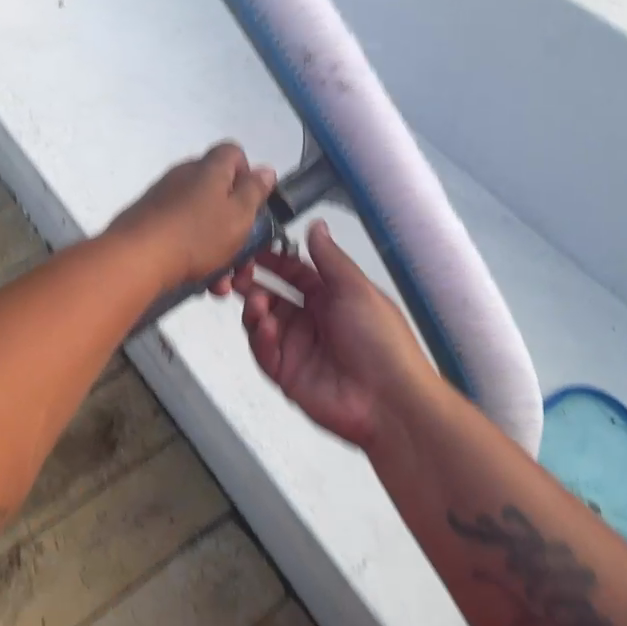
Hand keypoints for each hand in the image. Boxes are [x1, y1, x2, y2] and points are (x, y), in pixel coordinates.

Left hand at [107, 143, 276, 294]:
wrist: (135, 259)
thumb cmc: (196, 235)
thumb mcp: (239, 215)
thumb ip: (255, 191)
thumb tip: (265, 169)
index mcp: (209, 168)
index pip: (233, 154)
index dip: (247, 176)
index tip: (252, 205)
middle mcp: (184, 175)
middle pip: (218, 193)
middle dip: (235, 228)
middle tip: (242, 259)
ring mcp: (162, 198)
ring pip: (201, 220)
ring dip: (216, 250)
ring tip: (221, 282)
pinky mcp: (146, 221)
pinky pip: (179, 234)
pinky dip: (192, 255)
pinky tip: (198, 282)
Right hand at [229, 220, 433, 449]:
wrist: (389, 402)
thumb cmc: (378, 338)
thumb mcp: (356, 290)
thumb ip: (329, 258)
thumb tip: (315, 223)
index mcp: (330, 297)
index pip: (293, 272)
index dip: (273, 260)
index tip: (251, 249)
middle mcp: (310, 319)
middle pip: (271, 295)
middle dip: (252, 283)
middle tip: (237, 275)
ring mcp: (296, 347)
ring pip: (262, 321)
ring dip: (255, 310)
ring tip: (259, 306)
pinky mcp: (286, 374)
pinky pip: (264, 352)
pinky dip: (261, 338)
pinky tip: (268, 331)